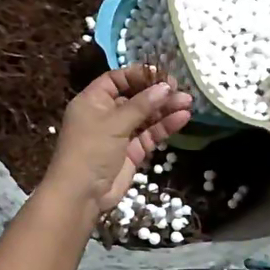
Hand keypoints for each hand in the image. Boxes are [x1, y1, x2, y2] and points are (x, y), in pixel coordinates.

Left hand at [44, 66, 193, 210]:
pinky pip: (149, 135)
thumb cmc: (91, 149)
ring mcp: (119, 134)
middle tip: (180, 89)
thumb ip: (141, 104)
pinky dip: (164, 127)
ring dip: (165, 109)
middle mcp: (106, 115)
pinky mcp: (131, 152)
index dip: (138, 75)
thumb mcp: (114, 122)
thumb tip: (165, 87)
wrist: (82, 194)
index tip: (161, 75)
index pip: (116, 80)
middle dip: (156, 93)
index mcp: (93, 101)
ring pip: (145, 117)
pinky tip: (182, 118)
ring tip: (187, 102)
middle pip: (134, 97)